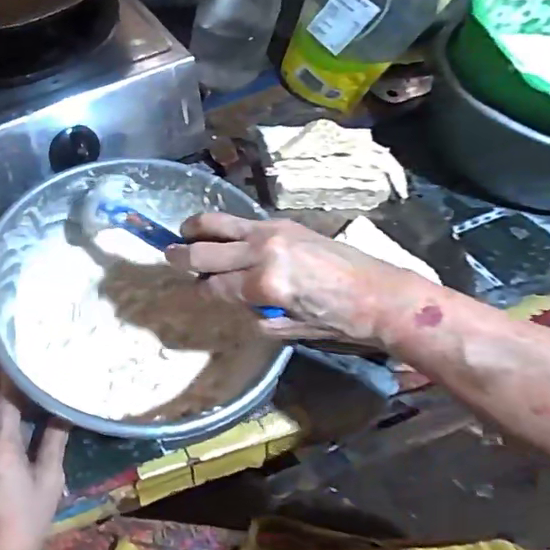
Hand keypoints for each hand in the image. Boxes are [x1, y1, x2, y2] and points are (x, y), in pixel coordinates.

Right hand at [166, 214, 426, 346]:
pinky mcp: (283, 223)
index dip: (203, 292)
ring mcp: (273, 232)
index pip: (215, 287)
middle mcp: (263, 251)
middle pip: (207, 252)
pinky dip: (224, 225)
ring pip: (219, 224)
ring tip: (183, 233)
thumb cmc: (340, 321)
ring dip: (196, 228)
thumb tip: (234, 301)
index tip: (196, 292)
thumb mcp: (291, 328)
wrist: (381, 293)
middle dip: (183, 256)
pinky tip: (219, 232)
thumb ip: (255, 315)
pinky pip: (242, 221)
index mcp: (265, 284)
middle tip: (168, 256)